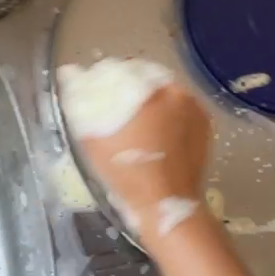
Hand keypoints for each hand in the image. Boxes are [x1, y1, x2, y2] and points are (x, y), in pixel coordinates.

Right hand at [78, 83, 213, 254]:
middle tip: (114, 115)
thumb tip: (70, 73)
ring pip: (164, 96)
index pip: (123, 69)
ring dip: (148, 105)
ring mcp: (195, 109)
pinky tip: (153, 139)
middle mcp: (177, 91)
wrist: (166, 206)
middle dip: (129, 92)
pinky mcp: (205, 127)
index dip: (106, 80)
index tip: (97, 97)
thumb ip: (80, 100)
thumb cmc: (126, 174)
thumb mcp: (92, 138)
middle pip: (146, 80)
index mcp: (150, 88)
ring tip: (133, 129)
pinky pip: (180, 113)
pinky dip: (166, 119)